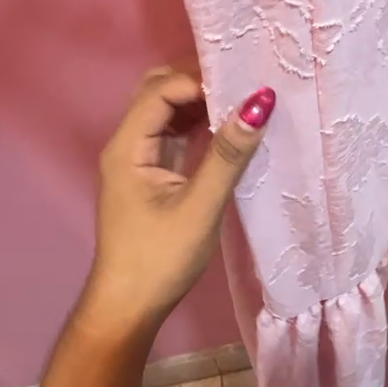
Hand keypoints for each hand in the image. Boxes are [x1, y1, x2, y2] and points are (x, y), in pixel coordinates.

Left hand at [84, 68, 272, 327]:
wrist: (130, 306)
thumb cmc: (160, 259)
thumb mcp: (200, 208)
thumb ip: (228, 155)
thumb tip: (259, 104)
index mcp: (128, 147)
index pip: (160, 91)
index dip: (199, 81)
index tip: (242, 84)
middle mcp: (127, 144)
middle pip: (157, 91)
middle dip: (197, 80)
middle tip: (242, 81)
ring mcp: (139, 158)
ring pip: (165, 110)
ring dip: (198, 100)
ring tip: (240, 97)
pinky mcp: (152, 173)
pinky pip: (173, 132)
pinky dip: (197, 121)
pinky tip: (226, 125)